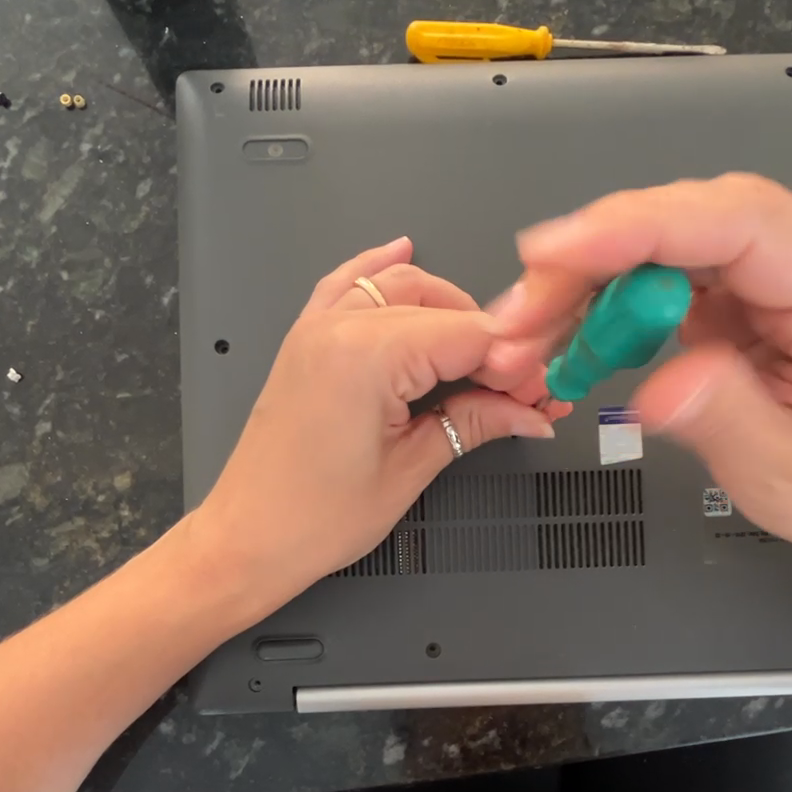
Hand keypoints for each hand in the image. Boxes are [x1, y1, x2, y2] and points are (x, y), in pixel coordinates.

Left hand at [187, 237, 560, 605]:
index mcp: (367, 356)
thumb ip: (474, 424)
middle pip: (443, 309)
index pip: (469, 336)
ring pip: (401, 286)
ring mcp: (317, 329)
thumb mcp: (410, 471)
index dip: (516, 364)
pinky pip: (347, 284)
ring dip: (450, 311)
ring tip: (484, 355)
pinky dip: (379, 270)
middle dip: (491, 345)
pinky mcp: (307, 341)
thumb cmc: (311, 520)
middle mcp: (338, 327)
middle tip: (522, 389)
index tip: (542, 390)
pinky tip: (402, 252)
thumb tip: (526, 411)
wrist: (250, 539)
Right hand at [485, 174, 791, 558]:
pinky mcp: (740, 288)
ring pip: (662, 242)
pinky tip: (565, 336)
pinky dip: (602, 304)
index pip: (743, 224)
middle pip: (687, 223)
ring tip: (526, 337)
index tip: (556, 251)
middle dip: (590, 261)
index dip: (641, 226)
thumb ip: (726, 421)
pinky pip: (659, 273)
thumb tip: (656, 385)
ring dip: (584, 284)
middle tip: (517, 318)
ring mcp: (775, 269)